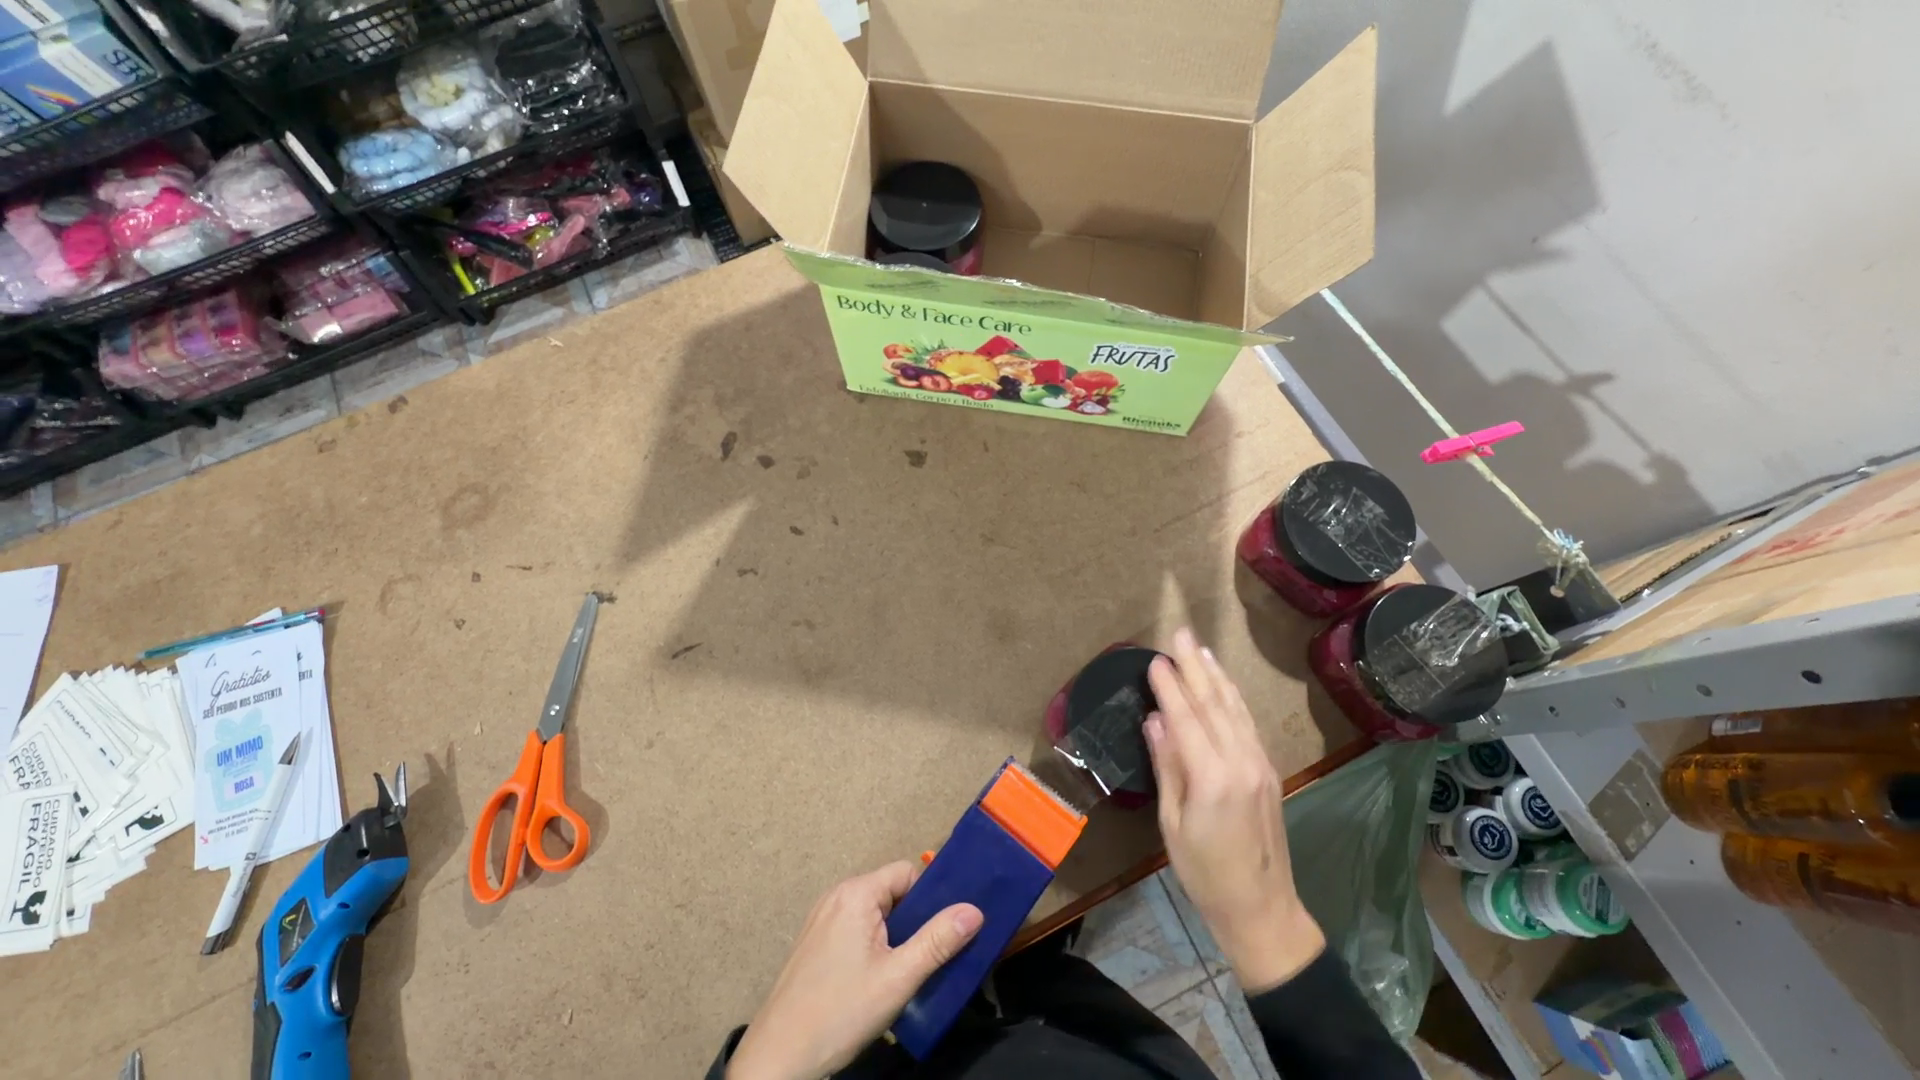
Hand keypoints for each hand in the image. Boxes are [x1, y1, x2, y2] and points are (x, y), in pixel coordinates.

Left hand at [727, 861, 983, 1079]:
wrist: (781, 1056)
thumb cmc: (842, 1011)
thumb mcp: (899, 977)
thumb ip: (938, 941)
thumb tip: (975, 909)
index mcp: (856, 893)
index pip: (908, 873)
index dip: (932, 897)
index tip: (949, 928)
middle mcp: (837, 897)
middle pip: (892, 893)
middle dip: (916, 920)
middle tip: (936, 954)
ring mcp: (822, 920)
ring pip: (876, 915)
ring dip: (897, 937)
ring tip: (913, 969)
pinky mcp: (815, 944)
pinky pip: (857, 930)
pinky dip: (876, 947)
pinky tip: (883, 979)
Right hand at [1146, 627, 1325, 992]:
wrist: (1261, 907)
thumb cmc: (1204, 872)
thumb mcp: (1172, 823)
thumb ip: (1167, 766)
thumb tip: (1155, 720)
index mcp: (1213, 777)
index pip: (1186, 718)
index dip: (1169, 686)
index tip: (1154, 659)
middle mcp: (1241, 762)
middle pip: (1214, 704)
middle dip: (1195, 667)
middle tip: (1180, 633)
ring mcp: (1260, 765)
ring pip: (1235, 710)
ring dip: (1216, 676)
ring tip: (1201, 649)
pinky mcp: (1269, 772)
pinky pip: (1247, 724)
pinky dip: (1233, 699)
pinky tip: (1224, 687)